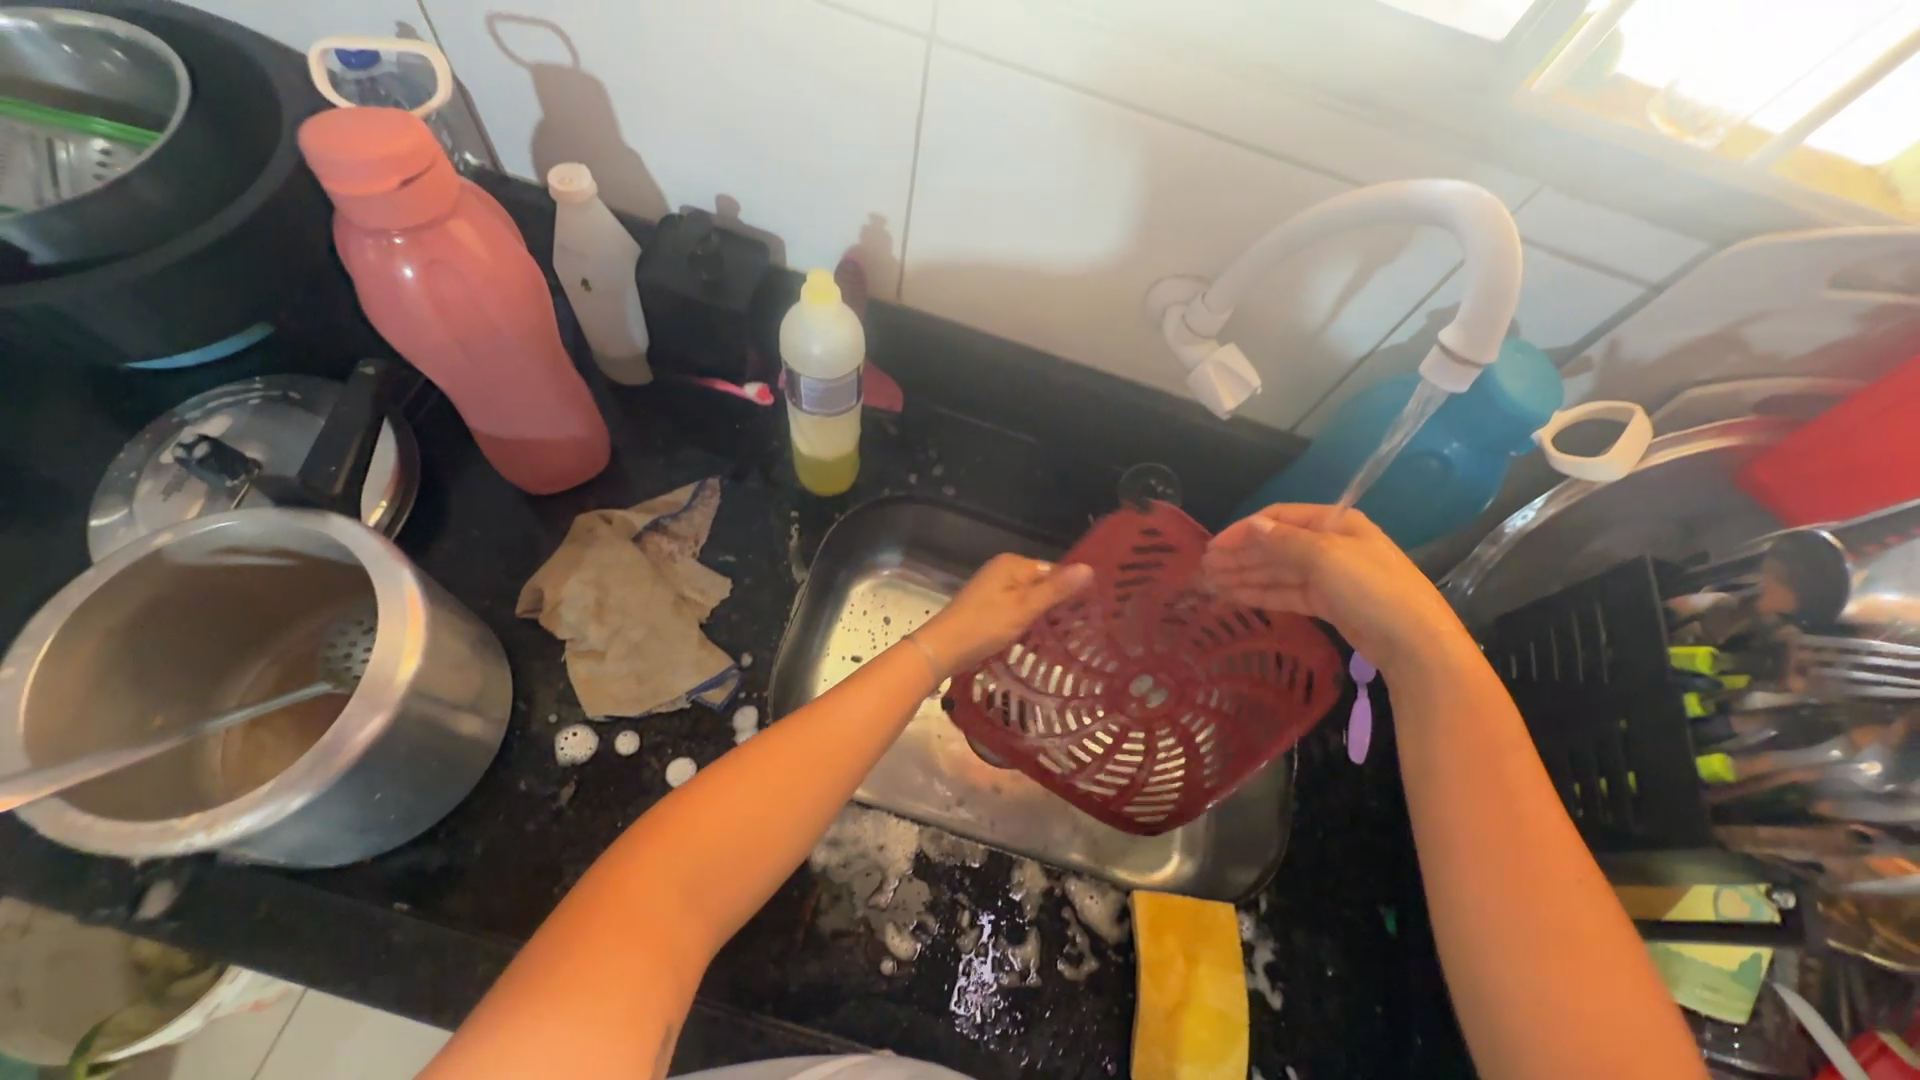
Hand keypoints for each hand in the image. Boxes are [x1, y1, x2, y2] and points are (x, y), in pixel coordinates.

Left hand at [911, 555, 1094, 678]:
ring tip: (1071, 635)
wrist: (941, 649)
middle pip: (1042, 584)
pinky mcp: (988, 607)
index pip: (1054, 570)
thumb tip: (1089, 567)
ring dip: (1045, 615)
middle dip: (1060, 603)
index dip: (1073, 588)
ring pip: (1030, 599)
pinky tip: (1041, 638)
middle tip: (1087, 626)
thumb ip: (1056, 589)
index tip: (1095, 610)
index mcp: (1012, 564)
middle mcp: (1002, 570)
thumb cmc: (984, 626)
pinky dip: (1029, 621)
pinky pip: (1017, 609)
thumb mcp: (1024, 608)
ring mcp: (993, 589)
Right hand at [1201, 505, 1474, 677]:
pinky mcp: (1328, 605)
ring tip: (1210, 583)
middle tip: (1204, 568)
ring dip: (1244, 575)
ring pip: (1278, 572)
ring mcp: (1329, 577)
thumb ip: (1283, 542)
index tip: (1213, 547)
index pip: (1279, 519)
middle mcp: (1331, 545)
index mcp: (1335, 523)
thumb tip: (1252, 525)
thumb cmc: (1372, 589)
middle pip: (1276, 546)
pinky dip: (1260, 594)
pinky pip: (1286, 593)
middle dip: (1240, 555)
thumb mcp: (1325, 558)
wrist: (1415, 643)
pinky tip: (1235, 596)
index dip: (1244, 531)